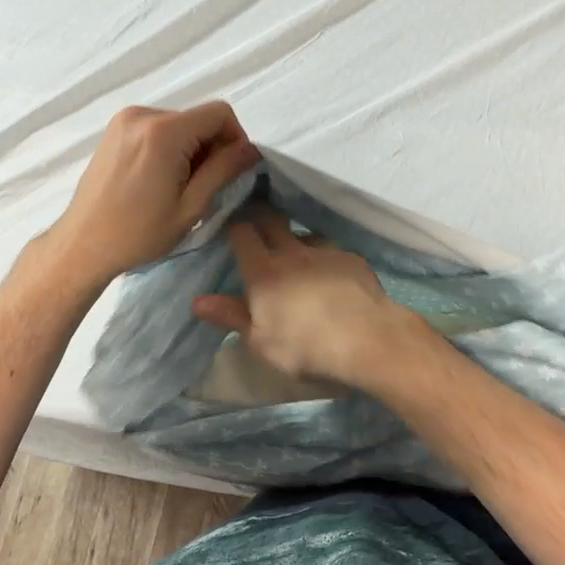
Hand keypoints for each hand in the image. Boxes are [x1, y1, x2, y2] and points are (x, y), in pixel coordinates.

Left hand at [42, 102, 259, 283]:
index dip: (236, 138)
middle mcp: (142, 115)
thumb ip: (223, 170)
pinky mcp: (114, 129)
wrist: (84, 243)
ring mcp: (124, 120)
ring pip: (179, 124)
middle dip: (211, 147)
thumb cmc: (140, 233)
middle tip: (204, 187)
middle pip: (198, 118)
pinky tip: (160, 179)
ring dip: (191, 149)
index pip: (219, 113)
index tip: (231, 170)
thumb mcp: (191, 206)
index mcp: (163, 132)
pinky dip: (170, 147)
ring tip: (179, 186)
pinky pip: (157, 128)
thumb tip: (251, 149)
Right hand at [190, 207, 433, 386]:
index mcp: (263, 271)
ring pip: (305, 234)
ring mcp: (326, 252)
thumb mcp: (260, 342)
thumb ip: (231, 316)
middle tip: (256, 224)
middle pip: (272, 220)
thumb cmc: (305, 347)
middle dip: (261, 218)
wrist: (366, 339)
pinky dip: (325, 259)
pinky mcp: (353, 260)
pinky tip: (330, 274)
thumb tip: (197, 301)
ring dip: (296, 240)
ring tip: (297, 255)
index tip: (231, 229)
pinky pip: (332, 251)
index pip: (242, 233)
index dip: (234, 227)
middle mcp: (293, 253)